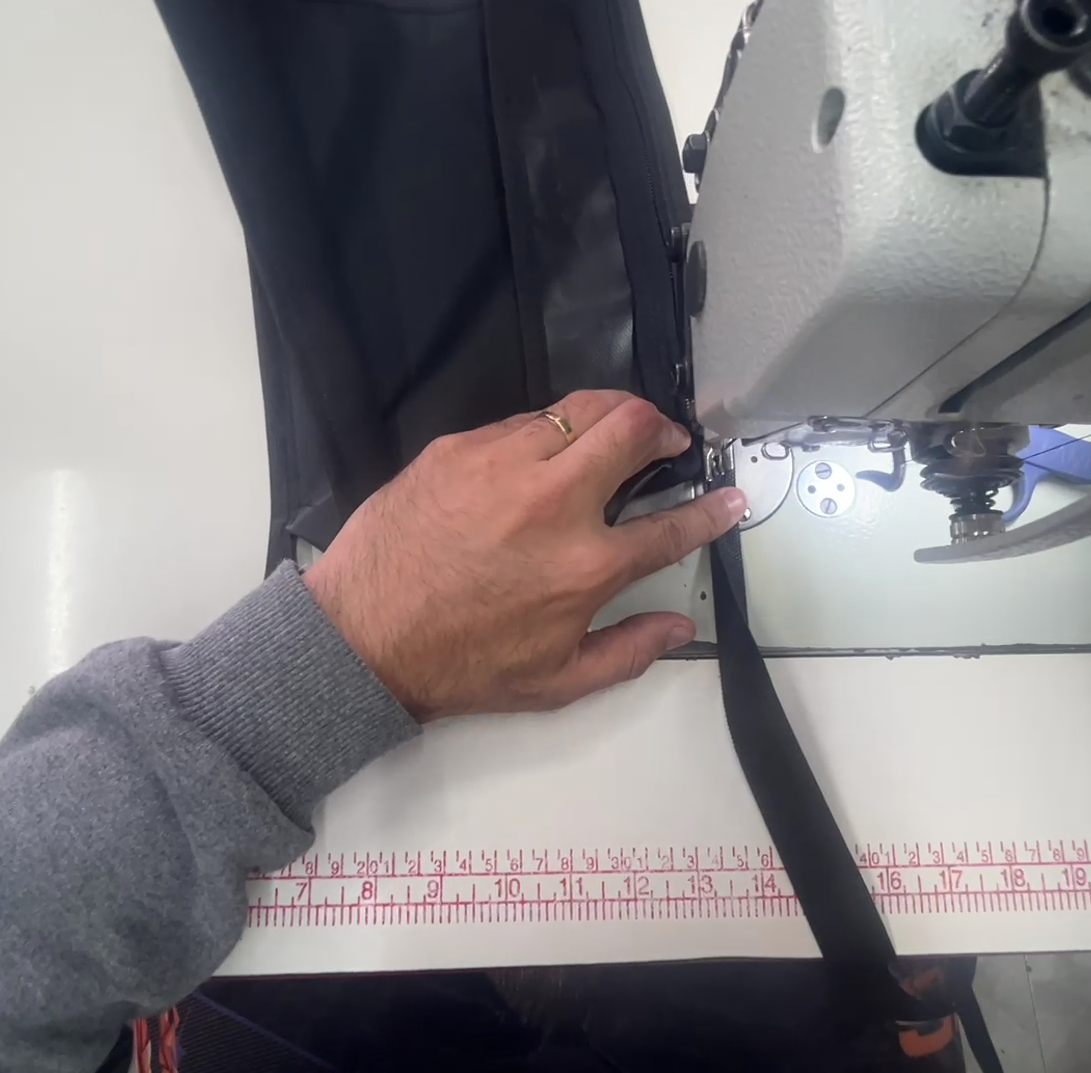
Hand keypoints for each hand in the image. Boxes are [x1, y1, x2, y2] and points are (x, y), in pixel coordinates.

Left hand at [302, 390, 744, 719]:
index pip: (671, 527)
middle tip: (667, 438)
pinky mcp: (459, 448)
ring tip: (615, 428)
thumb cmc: (459, 664)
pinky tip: (541, 450)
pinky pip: (521, 421)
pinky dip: (548, 429)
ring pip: (579, 408)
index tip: (728, 496)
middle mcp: (553, 502)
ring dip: (611, 413)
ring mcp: (503, 465)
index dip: (711, 510)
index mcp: (586, 565)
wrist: (362, 636)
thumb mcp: (554, 682)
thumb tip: (678, 626)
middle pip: (631, 430)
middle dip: (663, 427)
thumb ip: (627, 653)